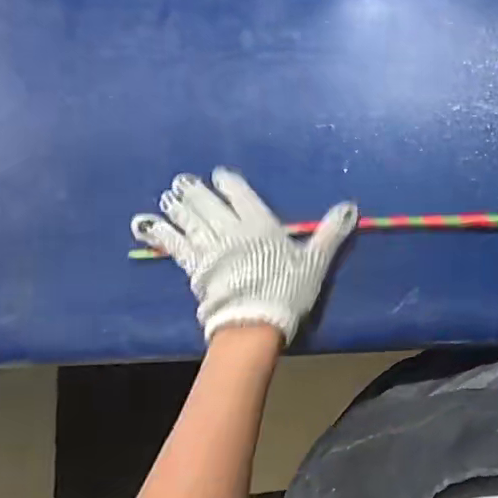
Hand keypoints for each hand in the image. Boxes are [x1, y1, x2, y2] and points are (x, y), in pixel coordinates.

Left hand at [131, 169, 357, 342]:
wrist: (254, 321)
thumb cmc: (287, 290)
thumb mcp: (314, 261)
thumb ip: (330, 233)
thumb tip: (351, 207)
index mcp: (260, 223)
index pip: (240, 194)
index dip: (228, 183)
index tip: (219, 176)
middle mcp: (231, 228)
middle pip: (209, 203)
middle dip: (195, 191)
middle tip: (182, 182)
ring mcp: (209, 246)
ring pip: (190, 218)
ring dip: (178, 206)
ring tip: (168, 196)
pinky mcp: (194, 266)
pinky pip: (174, 243)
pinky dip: (160, 232)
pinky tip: (146, 223)